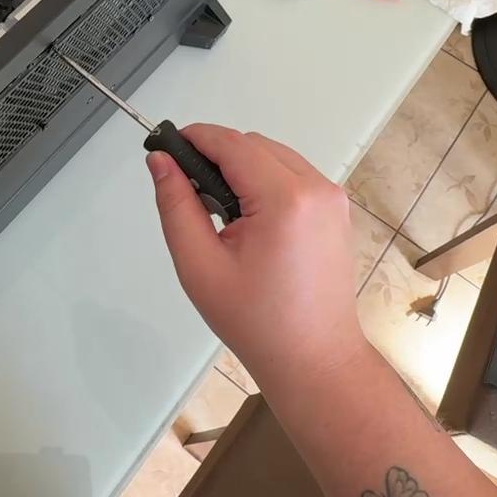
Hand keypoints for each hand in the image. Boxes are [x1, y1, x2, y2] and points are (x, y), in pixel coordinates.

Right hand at [148, 125, 370, 387]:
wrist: (313, 358)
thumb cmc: (258, 322)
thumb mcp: (199, 264)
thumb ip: (176, 204)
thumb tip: (161, 162)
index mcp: (285, 201)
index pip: (231, 144)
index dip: (194, 138)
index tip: (166, 145)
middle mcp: (317, 191)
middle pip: (253, 144)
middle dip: (215, 155)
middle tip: (187, 189)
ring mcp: (332, 199)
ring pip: (273, 155)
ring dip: (240, 167)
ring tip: (217, 211)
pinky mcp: (335, 209)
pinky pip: (292, 173)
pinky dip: (263, 180)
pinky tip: (245, 217)